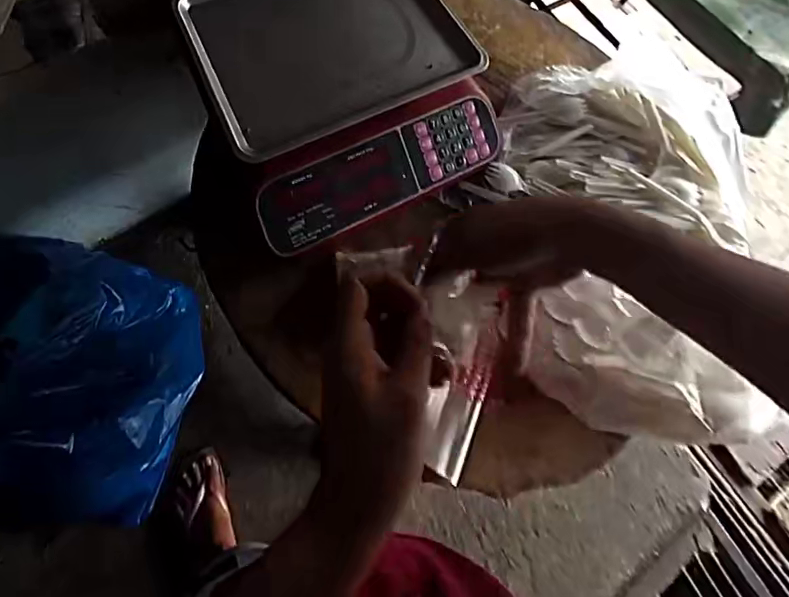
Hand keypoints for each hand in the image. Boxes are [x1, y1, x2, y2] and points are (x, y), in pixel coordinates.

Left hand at [315, 271, 432, 534]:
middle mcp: (345, 348)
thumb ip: (416, 344)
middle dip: (408, 310)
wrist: (356, 507)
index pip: (357, 284)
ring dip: (415, 338)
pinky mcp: (363, 384)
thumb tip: (422, 308)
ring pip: (383, 329)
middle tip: (436, 331)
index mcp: (348, 345)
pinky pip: (386, 354)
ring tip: (443, 363)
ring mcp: (353, 367)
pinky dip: (410, 358)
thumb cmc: (382, 452)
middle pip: (372, 303)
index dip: (388, 282)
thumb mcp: (409, 393)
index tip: (418, 302)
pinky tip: (437, 380)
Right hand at [431, 197, 665, 376]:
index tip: (407, 307)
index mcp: (462, 227)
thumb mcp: (468, 245)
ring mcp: (507, 261)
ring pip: (486, 296)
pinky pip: (517, 310)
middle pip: (457, 274)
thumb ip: (441, 261)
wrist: (569, 235)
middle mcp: (481, 241)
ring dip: (479, 323)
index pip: (432, 251)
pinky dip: (517, 337)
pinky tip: (514, 369)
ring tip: (464, 358)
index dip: (420, 276)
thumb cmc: (511, 236)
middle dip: (445, 302)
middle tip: (431, 335)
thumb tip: (416, 277)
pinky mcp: (530, 279)